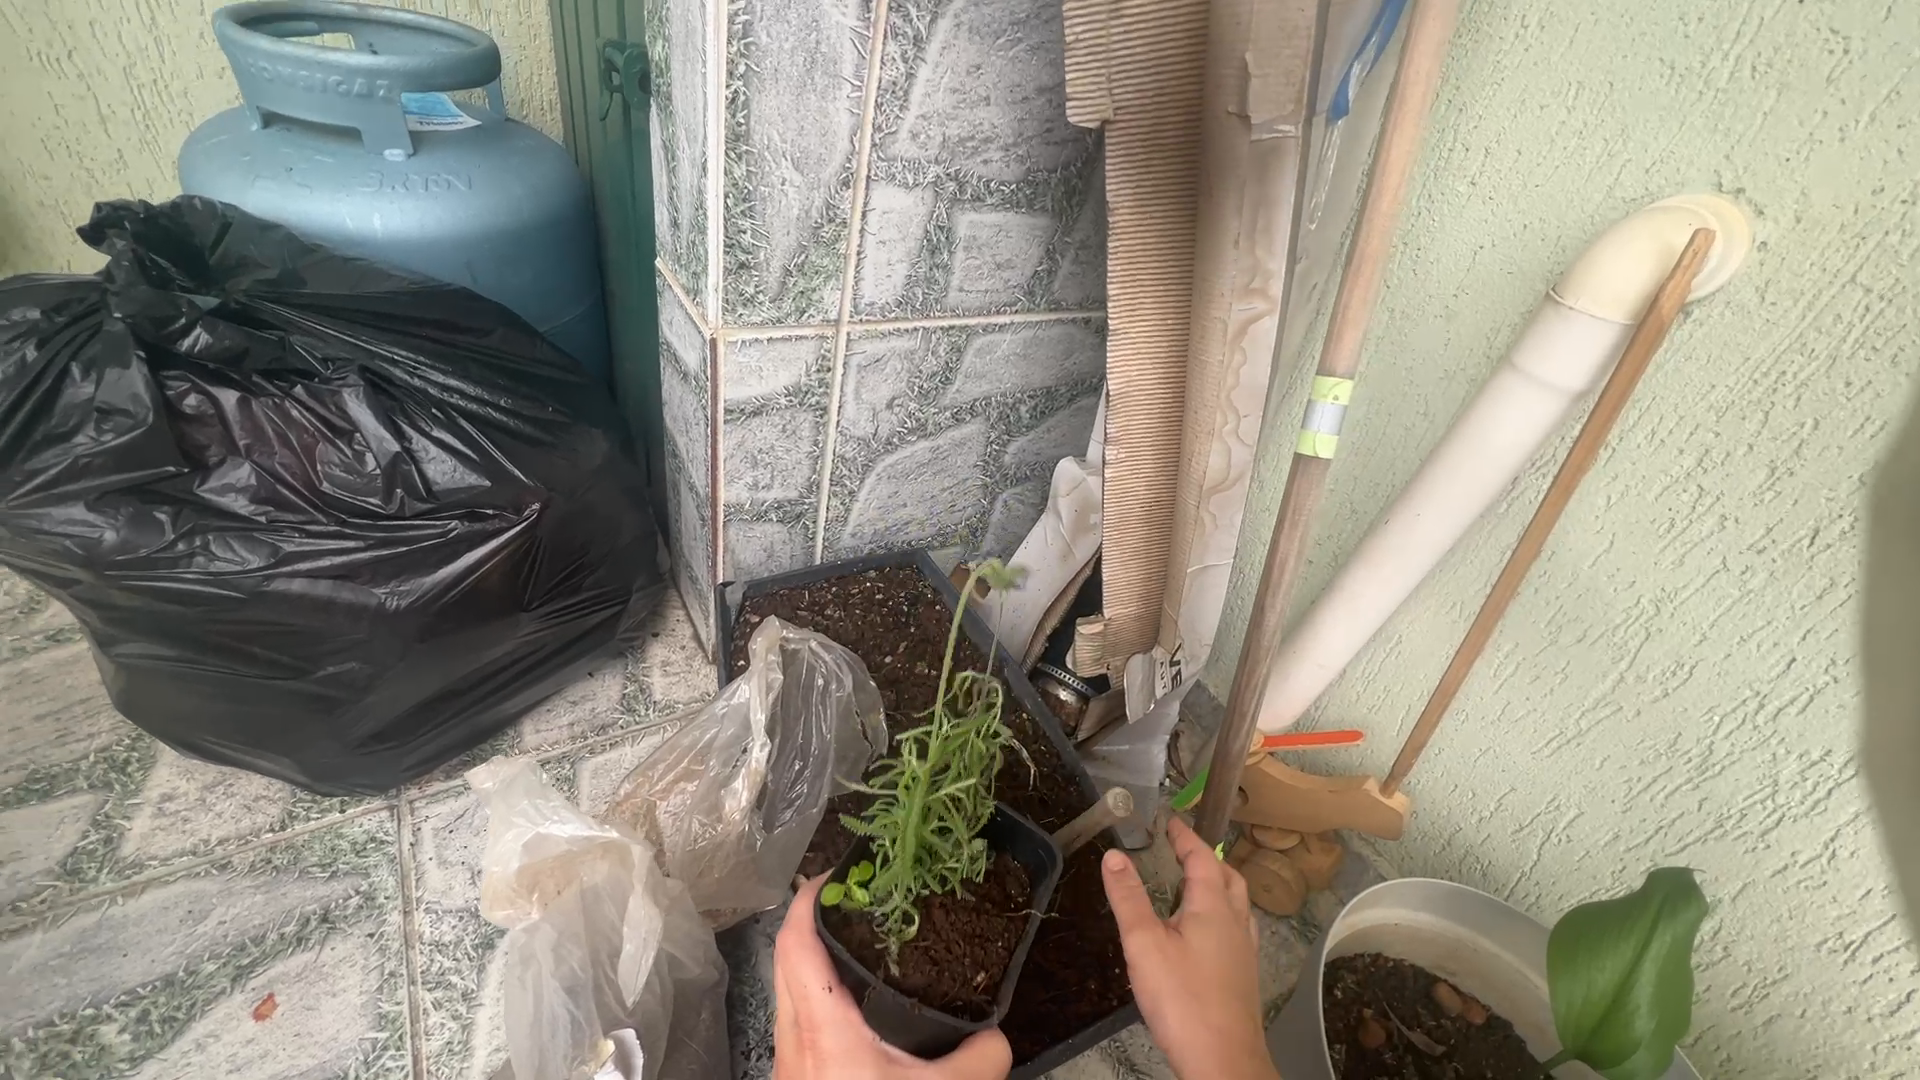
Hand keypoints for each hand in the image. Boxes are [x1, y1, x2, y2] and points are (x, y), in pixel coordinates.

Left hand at [773, 875, 1012, 1079]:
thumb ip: (980, 1060)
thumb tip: (999, 1035)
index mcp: (823, 1029)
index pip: (796, 944)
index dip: (808, 899)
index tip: (835, 872)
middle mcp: (793, 1041)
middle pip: (784, 960)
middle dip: (812, 921)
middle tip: (853, 901)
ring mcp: (788, 1066)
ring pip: (786, 994)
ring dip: (811, 962)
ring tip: (853, 944)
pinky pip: (796, 1024)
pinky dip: (817, 1000)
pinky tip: (853, 1009)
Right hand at [1102, 816, 1278, 1079]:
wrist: (1224, 1064)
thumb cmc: (1182, 998)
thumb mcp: (1144, 943)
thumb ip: (1128, 898)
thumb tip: (1114, 854)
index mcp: (1213, 906)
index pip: (1202, 858)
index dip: (1185, 838)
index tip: (1171, 822)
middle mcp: (1235, 922)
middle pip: (1228, 878)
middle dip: (1206, 859)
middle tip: (1181, 851)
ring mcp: (1243, 952)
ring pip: (1237, 905)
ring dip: (1218, 886)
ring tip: (1193, 887)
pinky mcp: (1244, 977)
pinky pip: (1237, 929)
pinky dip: (1222, 915)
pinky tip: (1205, 935)